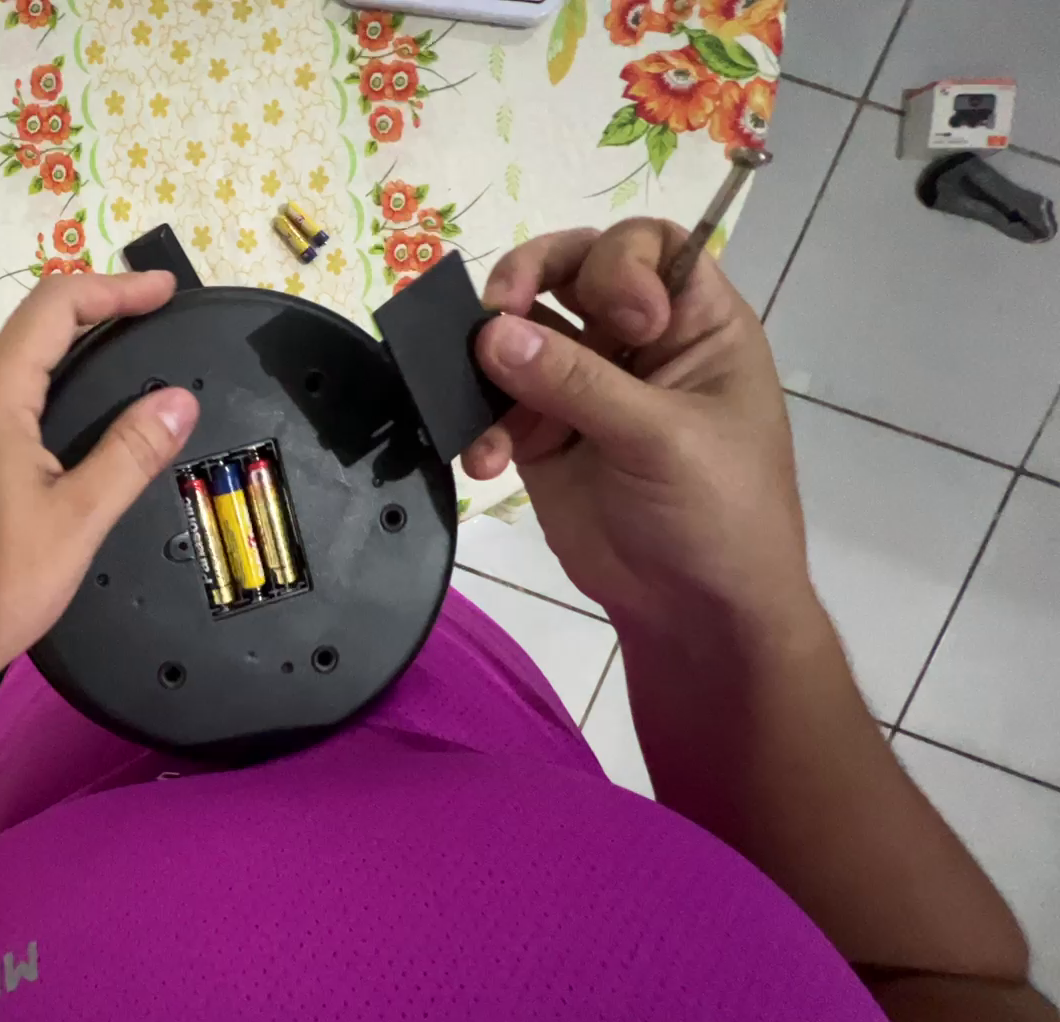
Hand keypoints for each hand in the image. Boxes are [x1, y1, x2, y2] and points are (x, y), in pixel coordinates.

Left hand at [0, 272, 200, 708]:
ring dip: (62, 355)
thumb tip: (179, 399)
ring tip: (116, 366)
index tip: (164, 291)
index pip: (54, 309)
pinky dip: (34, 391)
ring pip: (6, 367)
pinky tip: (61, 423)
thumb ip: (129, 453)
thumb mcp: (77, 521)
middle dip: (92, 316)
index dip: (114, 289)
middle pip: (27, 331)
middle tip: (149, 324)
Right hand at [459, 220, 818, 634]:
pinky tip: (482, 465)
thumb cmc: (715, 510)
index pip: (646, 249)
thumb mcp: (659, 437)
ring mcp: (575, 390)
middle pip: (564, 277)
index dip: (616, 266)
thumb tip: (488, 335)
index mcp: (691, 325)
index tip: (613, 321)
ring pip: (512, 343)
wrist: (686, 603)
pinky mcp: (536, 435)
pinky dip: (480, 432)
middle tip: (492, 311)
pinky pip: (491, 410)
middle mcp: (627, 345)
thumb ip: (575, 383)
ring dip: (484, 370)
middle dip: (522, 286)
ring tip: (475, 410)